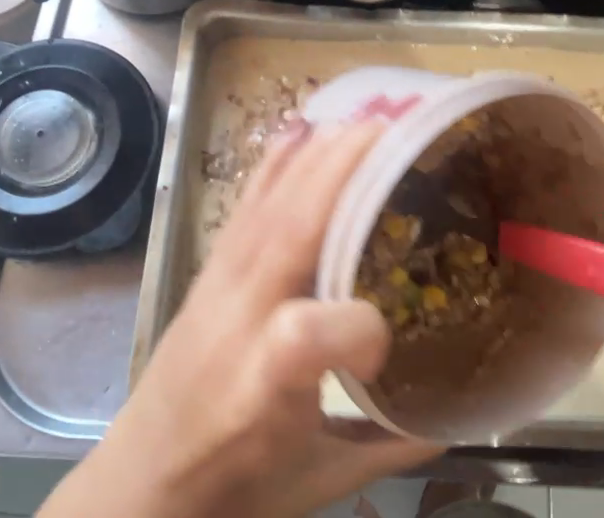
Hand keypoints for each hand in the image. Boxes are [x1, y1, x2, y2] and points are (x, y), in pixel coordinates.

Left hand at [41, 120, 440, 517]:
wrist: (139, 481)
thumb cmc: (232, 485)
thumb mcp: (317, 480)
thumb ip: (390, 444)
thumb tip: (464, 416)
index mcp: (265, 386)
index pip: (309, 335)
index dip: (360, 329)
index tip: (388, 346)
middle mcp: (237, 321)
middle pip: (288, 234)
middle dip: (343, 176)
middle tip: (398, 134)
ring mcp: (217, 287)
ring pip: (270, 210)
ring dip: (318, 159)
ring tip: (365, 121)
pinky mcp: (208, 272)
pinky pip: (244, 207)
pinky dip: (274, 164)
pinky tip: (299, 130)